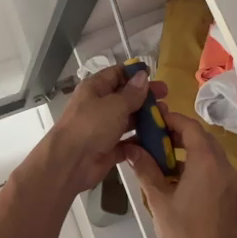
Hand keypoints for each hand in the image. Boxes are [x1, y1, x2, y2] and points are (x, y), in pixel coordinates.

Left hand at [23, 65, 166, 196]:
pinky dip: (140, 141)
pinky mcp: (108, 149)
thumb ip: (131, 93)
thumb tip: (142, 76)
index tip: (154, 76)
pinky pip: (127, 142)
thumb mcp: (114, 105)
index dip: (134, 74)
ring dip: (146, 119)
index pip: (116, 74)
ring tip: (166, 118)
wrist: (70, 163)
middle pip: (125, 97)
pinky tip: (158, 140)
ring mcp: (103, 128)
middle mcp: (98, 106)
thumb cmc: (91, 125)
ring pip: (128, 120)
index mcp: (94, 89)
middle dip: (145, 97)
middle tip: (167, 98)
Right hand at [125, 111, 236, 237]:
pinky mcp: (233, 197)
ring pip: (210, 154)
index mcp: (207, 162)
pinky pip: (215, 170)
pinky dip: (198, 166)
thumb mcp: (159, 200)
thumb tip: (131, 148)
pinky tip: (179, 181)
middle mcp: (224, 166)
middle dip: (178, 134)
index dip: (171, 119)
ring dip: (188, 151)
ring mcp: (232, 182)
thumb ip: (146, 169)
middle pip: (202, 138)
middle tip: (154, 138)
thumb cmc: (184, 234)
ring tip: (163, 159)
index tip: (152, 121)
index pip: (190, 126)